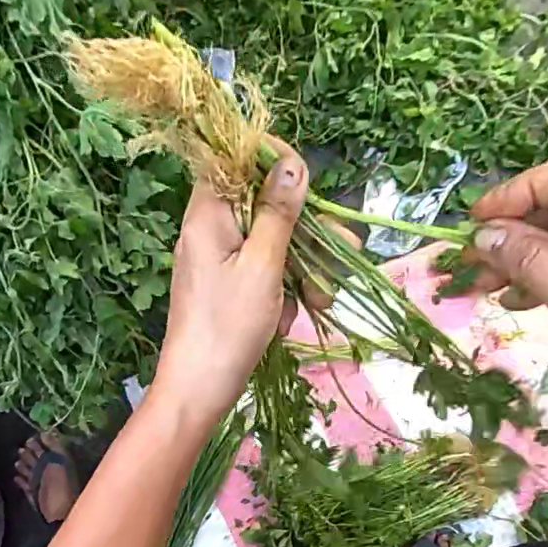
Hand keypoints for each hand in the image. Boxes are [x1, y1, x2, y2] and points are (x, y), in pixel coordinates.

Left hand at [153, 142, 307, 422]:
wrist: (201, 386)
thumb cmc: (229, 325)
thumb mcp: (263, 266)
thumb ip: (279, 214)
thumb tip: (293, 164)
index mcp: (208, 214)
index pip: (235, 160)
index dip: (272, 161)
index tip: (309, 181)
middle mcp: (211, 229)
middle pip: (265, 206)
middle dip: (307, 231)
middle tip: (346, 247)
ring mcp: (220, 259)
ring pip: (272, 242)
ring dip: (303, 268)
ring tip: (321, 300)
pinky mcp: (230, 285)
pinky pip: (265, 271)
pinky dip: (285, 289)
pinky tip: (294, 313)